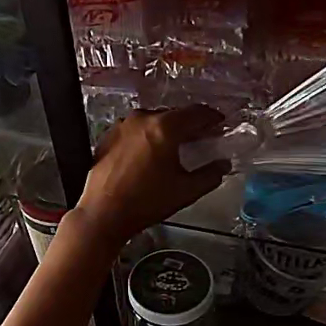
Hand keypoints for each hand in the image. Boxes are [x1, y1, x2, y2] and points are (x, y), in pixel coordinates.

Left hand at [72, 106, 229, 247]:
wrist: (103, 213)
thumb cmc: (146, 202)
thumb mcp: (185, 191)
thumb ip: (209, 176)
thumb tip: (222, 165)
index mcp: (165, 128)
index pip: (196, 113)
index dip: (212, 117)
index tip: (220, 122)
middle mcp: (143, 119)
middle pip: (173, 114)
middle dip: (189, 124)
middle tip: (200, 136)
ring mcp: (122, 126)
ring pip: (153, 121)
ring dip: (167, 129)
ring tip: (175, 145)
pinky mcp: (108, 136)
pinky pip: (135, 130)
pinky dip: (147, 136)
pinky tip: (150, 153)